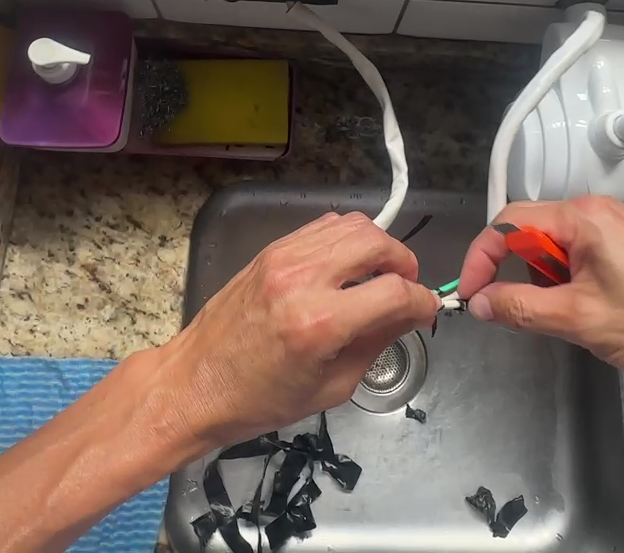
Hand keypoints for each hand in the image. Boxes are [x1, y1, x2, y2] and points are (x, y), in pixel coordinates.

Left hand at [159, 212, 440, 446]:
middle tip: (406, 287)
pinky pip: (325, 226)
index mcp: (319, 323)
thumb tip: (412, 313)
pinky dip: (348, 239)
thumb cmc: (261, 399)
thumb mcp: (333, 387)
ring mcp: (285, 256)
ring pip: (353, 224)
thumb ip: (379, 343)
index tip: (427, 310)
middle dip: (404, 262)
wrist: (196, 382)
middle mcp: (303, 279)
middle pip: (376, 242)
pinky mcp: (273, 248)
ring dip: (378, 246)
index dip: (421, 300)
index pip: (394, 292)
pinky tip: (348, 265)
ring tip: (379, 274)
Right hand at [457, 196, 623, 385]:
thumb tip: (478, 303)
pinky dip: (564, 281)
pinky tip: (584, 311)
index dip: (481, 258)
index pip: (508, 223)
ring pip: (552, 247)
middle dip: (515, 272)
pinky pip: (575, 255)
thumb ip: (519, 308)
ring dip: (542, 280)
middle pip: (529, 231)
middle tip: (515, 311)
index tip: (470, 294)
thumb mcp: (579, 320)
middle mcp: (595, 212)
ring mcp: (613, 228)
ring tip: (564, 317)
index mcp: (582, 217)